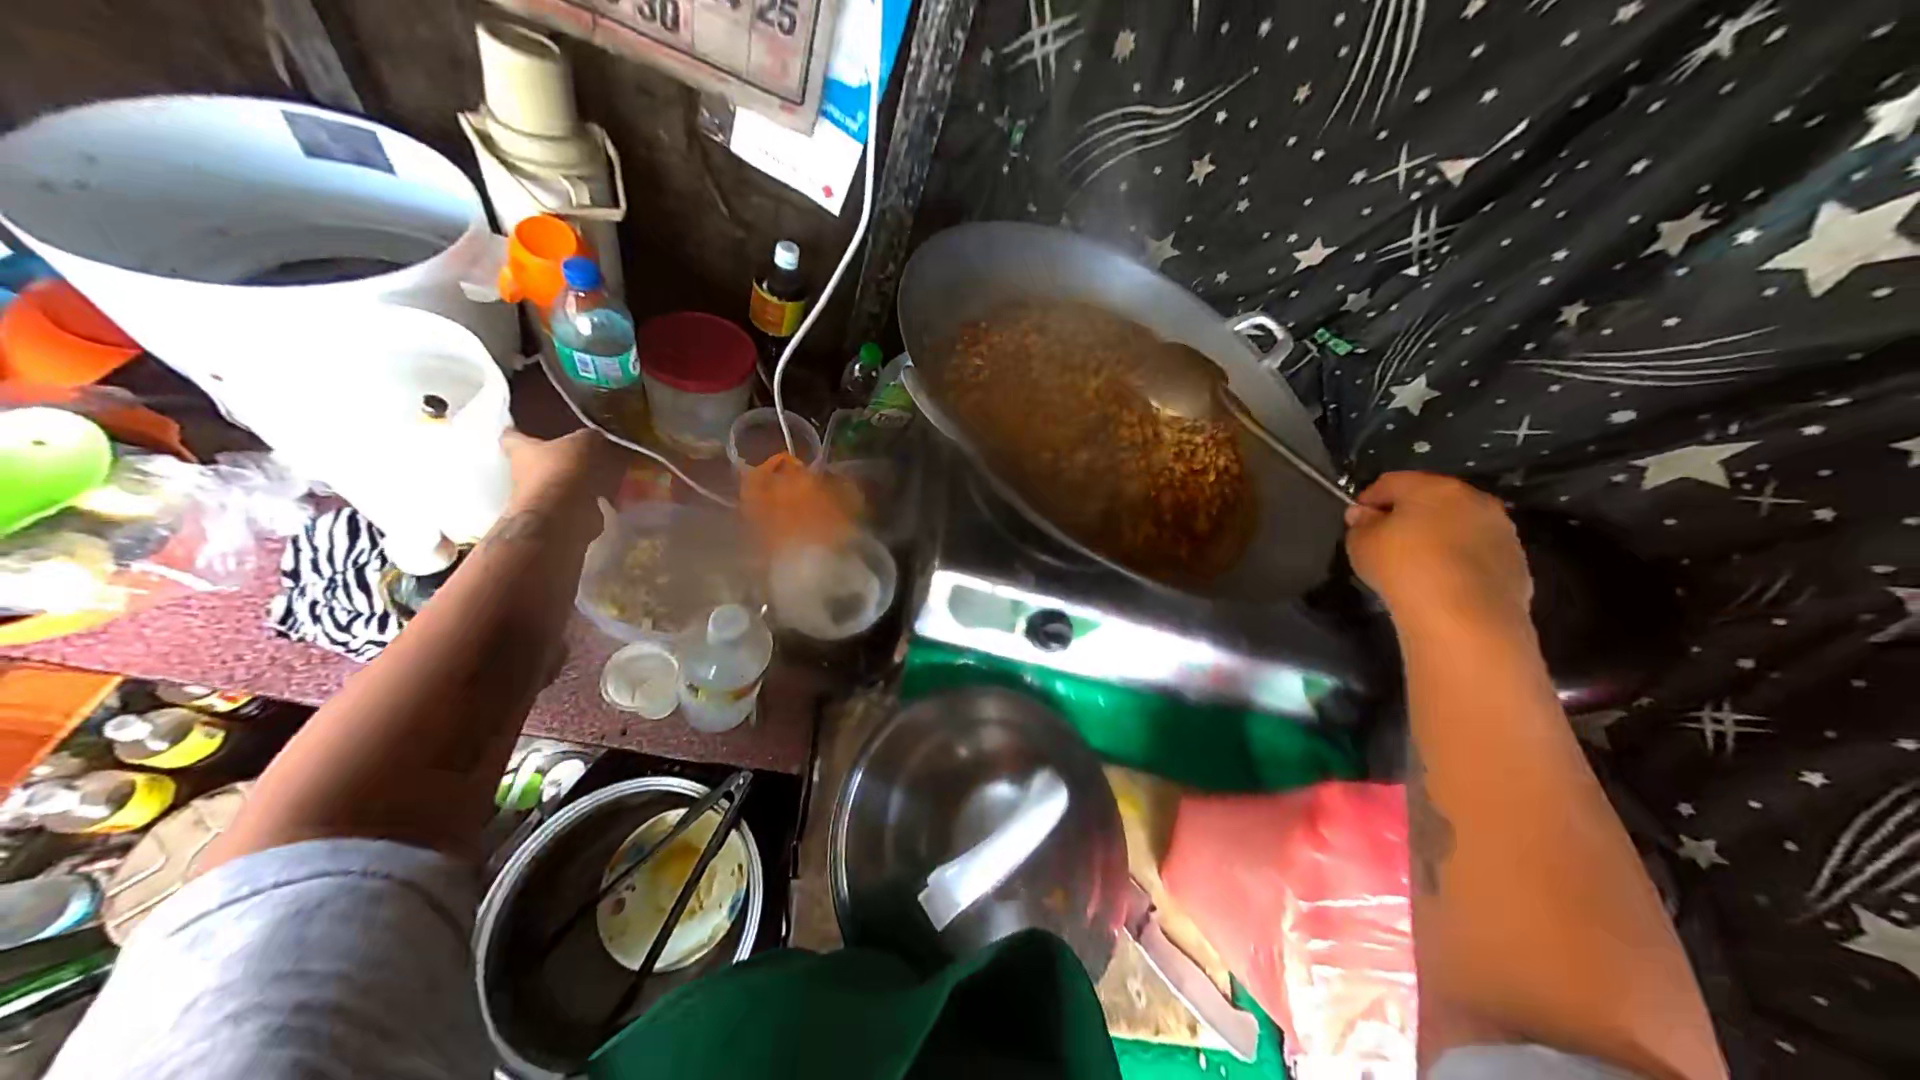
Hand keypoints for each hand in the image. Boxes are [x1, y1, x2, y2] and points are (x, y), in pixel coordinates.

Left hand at [500, 428, 627, 531]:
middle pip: (539, 461)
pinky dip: (594, 499)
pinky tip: (613, 494)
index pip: (512, 436)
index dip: (521, 429)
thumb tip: (601, 440)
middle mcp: (524, 474)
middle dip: (558, 457)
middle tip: (584, 449)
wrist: (564, 517)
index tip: (532, 425)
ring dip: (579, 480)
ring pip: (561, 483)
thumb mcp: (585, 442)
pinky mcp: (560, 517)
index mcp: (521, 451)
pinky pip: (580, 502)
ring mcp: (542, 498)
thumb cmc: (564, 471)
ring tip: (606, 472)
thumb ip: (593, 437)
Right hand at [1343, 472, 1532, 626]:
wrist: (1464, 617)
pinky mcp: (1516, 563)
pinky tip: (1444, 584)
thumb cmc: (1404, 569)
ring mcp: (1502, 531)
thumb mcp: (1361, 545)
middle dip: (1409, 515)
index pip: (1392, 482)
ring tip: (1418, 565)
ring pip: (1461, 526)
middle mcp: (1474, 500)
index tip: (1357, 519)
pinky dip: (1460, 562)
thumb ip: (1361, 525)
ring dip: (1439, 538)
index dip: (1370, 498)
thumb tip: (1363, 514)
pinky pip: (1478, 555)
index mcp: (1433, 488)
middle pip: (1433, 500)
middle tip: (1387, 540)